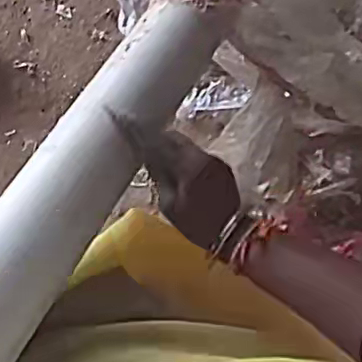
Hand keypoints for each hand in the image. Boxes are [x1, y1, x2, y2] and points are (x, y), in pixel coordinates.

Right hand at [111, 113, 241, 249]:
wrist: (232, 235)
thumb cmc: (197, 225)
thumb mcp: (170, 204)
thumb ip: (159, 175)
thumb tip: (148, 156)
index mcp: (190, 164)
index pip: (162, 142)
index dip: (144, 135)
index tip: (129, 126)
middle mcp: (205, 156)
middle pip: (177, 138)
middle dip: (160, 139)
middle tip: (144, 145)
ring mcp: (216, 160)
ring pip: (188, 146)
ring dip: (173, 149)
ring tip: (159, 159)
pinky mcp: (222, 167)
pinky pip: (198, 155)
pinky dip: (186, 158)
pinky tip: (178, 169)